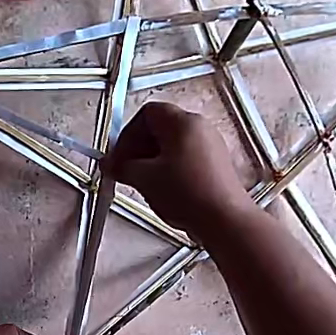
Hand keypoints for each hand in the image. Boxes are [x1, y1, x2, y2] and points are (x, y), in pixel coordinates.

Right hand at [106, 101, 256, 241]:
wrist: (224, 220)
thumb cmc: (192, 194)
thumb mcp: (145, 179)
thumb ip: (122, 167)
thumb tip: (112, 164)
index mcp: (183, 122)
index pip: (146, 114)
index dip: (127, 134)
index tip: (119, 155)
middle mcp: (200, 129)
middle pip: (160, 129)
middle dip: (138, 149)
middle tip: (127, 170)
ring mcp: (211, 147)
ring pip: (173, 147)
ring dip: (153, 162)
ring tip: (145, 184)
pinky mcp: (216, 167)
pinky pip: (187, 161)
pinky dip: (171, 172)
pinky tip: (165, 192)